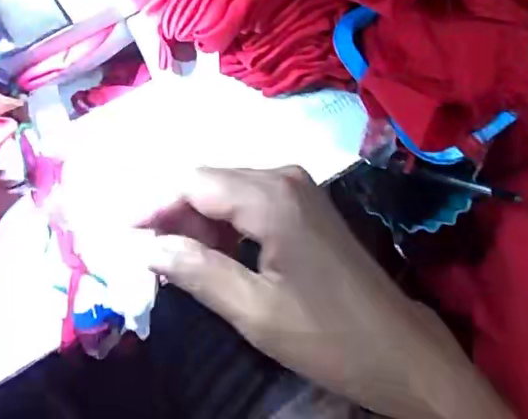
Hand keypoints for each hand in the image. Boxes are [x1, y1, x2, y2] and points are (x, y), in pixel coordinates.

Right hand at [146, 167, 509, 418]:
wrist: (404, 353)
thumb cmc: (330, 336)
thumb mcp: (256, 312)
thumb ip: (198, 272)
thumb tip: (147, 248)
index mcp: (270, 196)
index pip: (193, 184)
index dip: (154, 205)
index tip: (123, 230)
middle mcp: (281, 175)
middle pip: (208, 181)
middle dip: (174, 213)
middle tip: (149, 252)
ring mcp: (295, 185)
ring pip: (226, 188)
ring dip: (197, 219)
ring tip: (178, 259)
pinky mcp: (302, 200)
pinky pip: (247, 198)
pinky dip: (223, 222)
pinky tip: (214, 252)